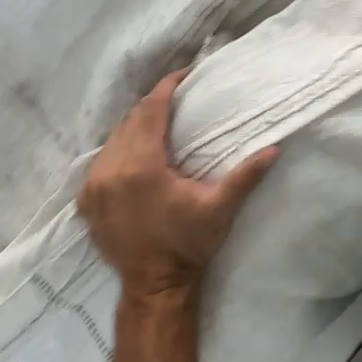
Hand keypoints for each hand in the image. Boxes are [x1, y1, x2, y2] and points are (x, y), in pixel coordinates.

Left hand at [78, 68, 278, 297]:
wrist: (153, 287)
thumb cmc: (188, 244)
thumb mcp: (220, 209)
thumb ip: (246, 176)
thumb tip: (276, 147)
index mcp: (141, 167)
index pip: (150, 110)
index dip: (168, 86)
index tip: (186, 74)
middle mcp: (111, 170)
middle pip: (131, 118)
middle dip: (155, 102)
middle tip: (179, 94)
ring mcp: (93, 186)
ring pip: (114, 136)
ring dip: (136, 123)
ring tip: (161, 118)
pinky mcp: (86, 200)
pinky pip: (101, 158)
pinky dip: (120, 146)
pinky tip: (137, 148)